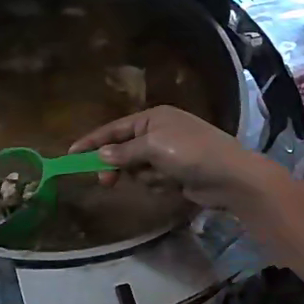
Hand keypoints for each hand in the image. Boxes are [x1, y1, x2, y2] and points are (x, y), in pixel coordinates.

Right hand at [69, 105, 286, 213]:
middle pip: (123, 150)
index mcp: (153, 117)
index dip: (92, 141)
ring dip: (143, 176)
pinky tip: (173, 185)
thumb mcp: (153, 147)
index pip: (114, 128)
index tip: (71, 153)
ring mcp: (168, 152)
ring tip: (161, 178)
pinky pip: (152, 178)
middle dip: (117, 165)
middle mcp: (159, 132)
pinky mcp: (176, 172)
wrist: (231, 177)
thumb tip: (101, 155)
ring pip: (136, 167)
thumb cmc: (191, 153)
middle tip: (106, 182)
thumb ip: (124, 152)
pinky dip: (158, 183)